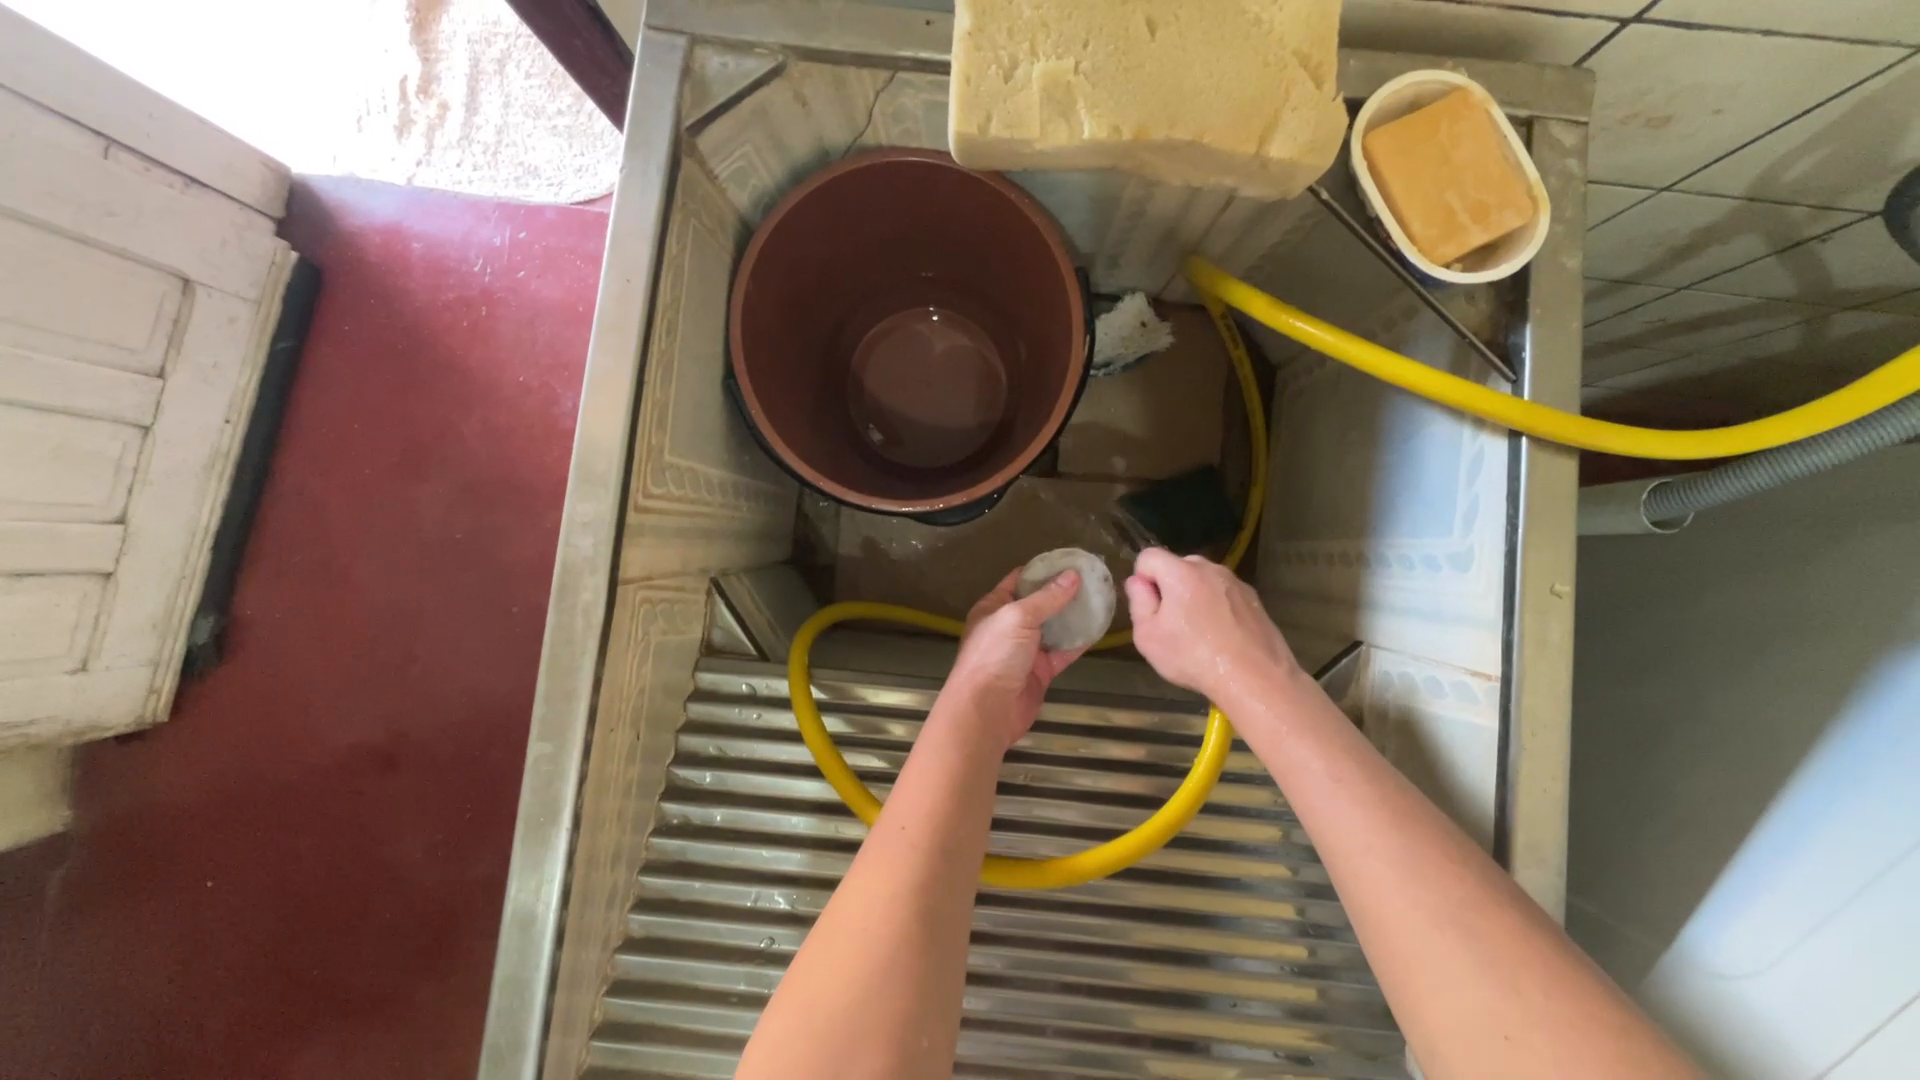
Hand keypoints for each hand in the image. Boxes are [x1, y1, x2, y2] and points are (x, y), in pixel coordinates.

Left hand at [948, 568, 1087, 747]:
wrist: (987, 709)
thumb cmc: (995, 655)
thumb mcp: (1018, 617)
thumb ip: (1047, 598)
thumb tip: (1072, 575)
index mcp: (994, 607)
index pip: (1020, 580)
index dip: (1044, 569)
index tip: (1072, 561)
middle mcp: (1009, 626)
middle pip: (1040, 603)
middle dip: (1064, 592)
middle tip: (1094, 580)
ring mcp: (1025, 650)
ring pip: (1054, 628)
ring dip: (1074, 616)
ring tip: (1101, 599)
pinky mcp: (1040, 671)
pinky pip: (1063, 652)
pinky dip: (1079, 642)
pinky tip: (1098, 628)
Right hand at [1124, 548, 1301, 702]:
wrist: (1254, 677)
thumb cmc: (1193, 657)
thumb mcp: (1148, 636)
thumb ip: (1138, 602)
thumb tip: (1138, 582)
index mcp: (1180, 573)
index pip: (1148, 556)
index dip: (1142, 579)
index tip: (1150, 608)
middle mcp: (1210, 569)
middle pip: (1178, 565)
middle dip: (1169, 586)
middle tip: (1172, 623)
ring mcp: (1235, 582)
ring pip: (1203, 580)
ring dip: (1194, 596)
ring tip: (1199, 633)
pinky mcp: (1254, 598)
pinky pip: (1224, 594)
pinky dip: (1217, 606)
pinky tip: (1222, 636)